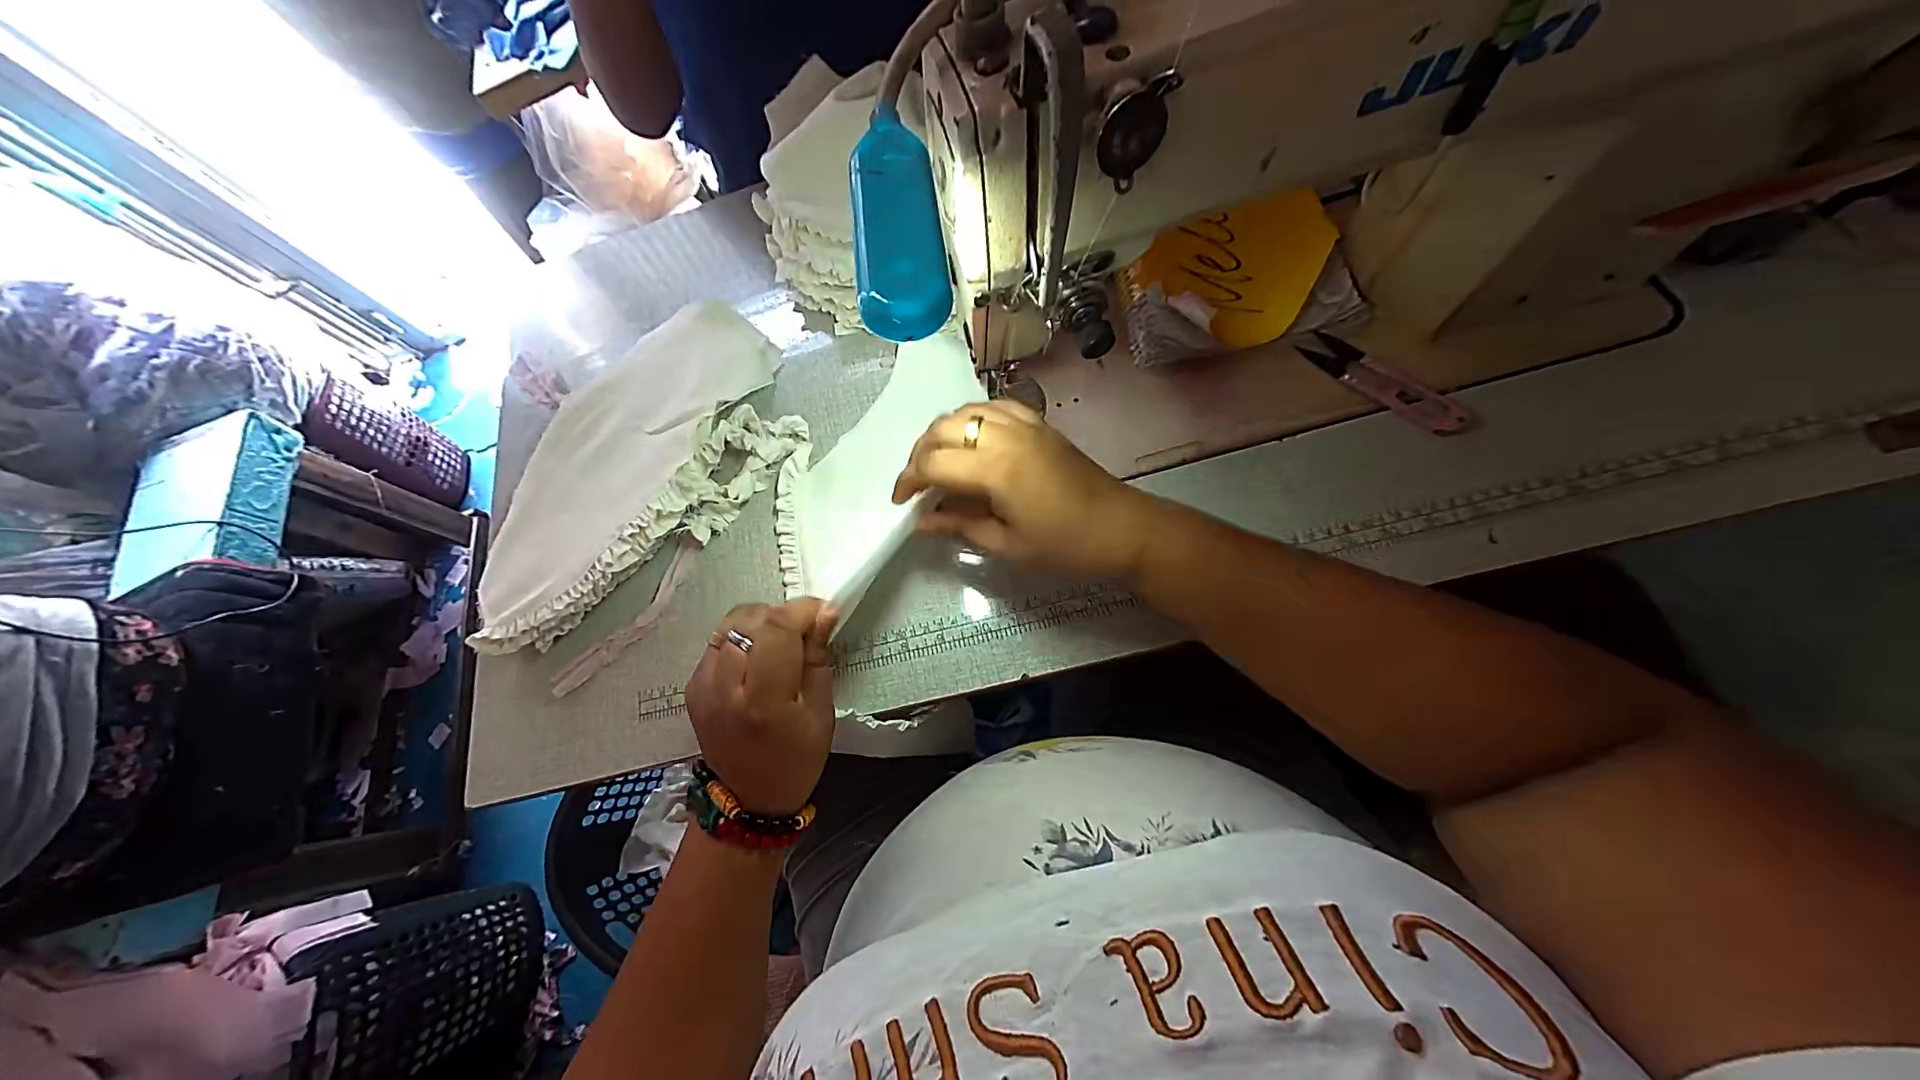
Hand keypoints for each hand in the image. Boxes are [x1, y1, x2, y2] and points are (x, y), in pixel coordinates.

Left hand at [684, 599, 837, 814]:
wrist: (750, 797)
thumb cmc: (797, 759)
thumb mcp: (821, 711)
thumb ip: (818, 657)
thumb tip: (823, 613)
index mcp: (764, 699)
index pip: (778, 626)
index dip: (802, 609)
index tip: (822, 613)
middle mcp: (726, 687)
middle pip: (750, 618)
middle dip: (781, 615)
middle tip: (802, 634)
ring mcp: (703, 686)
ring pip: (730, 625)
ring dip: (759, 624)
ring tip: (778, 646)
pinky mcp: (692, 687)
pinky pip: (718, 643)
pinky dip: (740, 640)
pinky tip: (755, 661)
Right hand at [891, 400, 1159, 579]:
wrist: (1122, 529)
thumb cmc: (1065, 546)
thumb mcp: (1007, 545)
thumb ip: (959, 526)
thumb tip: (922, 521)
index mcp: (996, 469)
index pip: (933, 461)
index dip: (909, 480)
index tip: (902, 503)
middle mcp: (1006, 435)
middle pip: (943, 427)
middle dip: (920, 453)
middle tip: (917, 483)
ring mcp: (1025, 424)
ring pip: (966, 410)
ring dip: (943, 432)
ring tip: (940, 462)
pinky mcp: (1040, 424)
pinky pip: (995, 406)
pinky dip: (973, 418)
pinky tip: (972, 440)